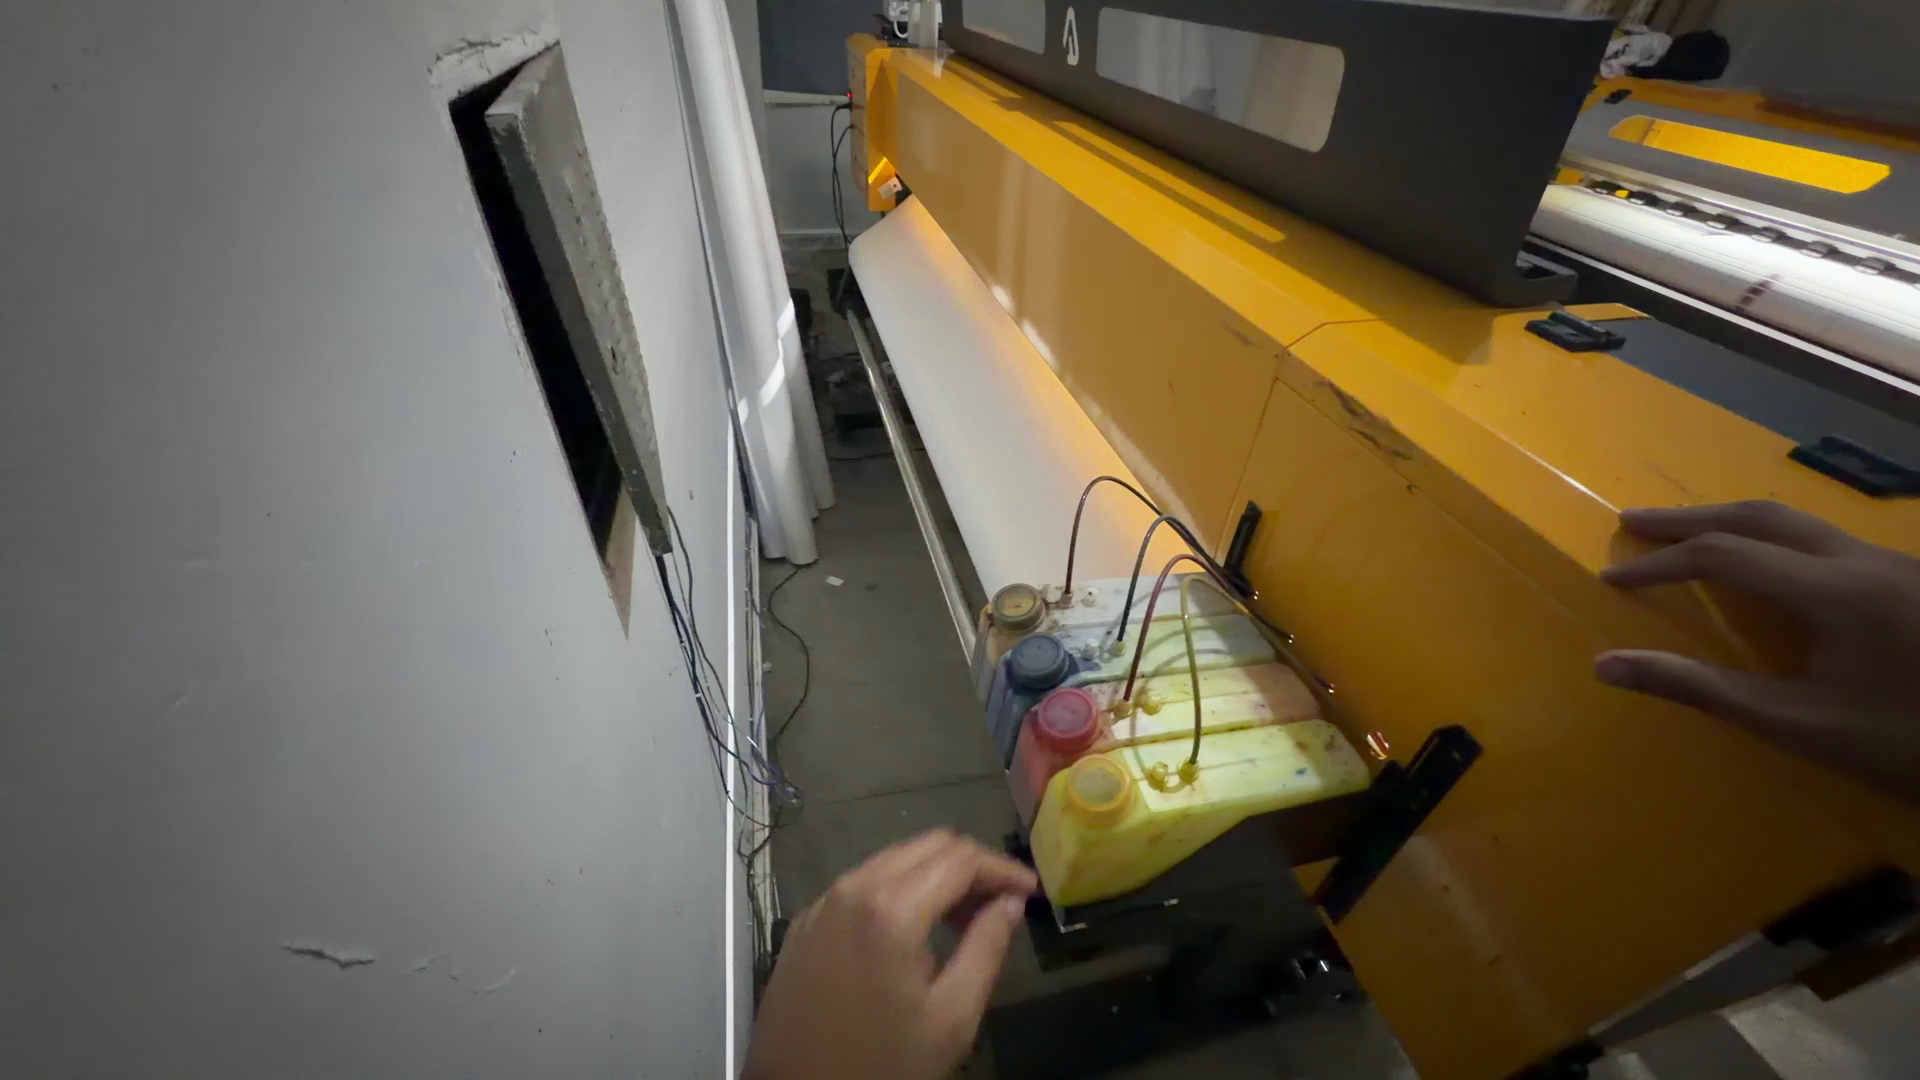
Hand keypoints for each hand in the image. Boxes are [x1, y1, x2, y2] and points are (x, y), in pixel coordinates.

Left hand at [744, 829, 1038, 1079]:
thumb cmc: (880, 1067)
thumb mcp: (950, 1020)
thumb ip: (986, 949)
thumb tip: (1011, 902)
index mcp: (891, 908)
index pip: (960, 858)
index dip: (1002, 867)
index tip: (1031, 890)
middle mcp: (854, 886)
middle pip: (928, 845)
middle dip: (972, 865)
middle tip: (1003, 901)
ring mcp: (824, 901)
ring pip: (895, 858)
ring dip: (937, 874)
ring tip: (966, 916)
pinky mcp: (807, 920)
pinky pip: (864, 882)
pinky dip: (901, 888)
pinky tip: (915, 928)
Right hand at [1594, 500, 1919, 804]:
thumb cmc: (1912, 741)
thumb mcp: (1799, 723)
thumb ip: (1700, 688)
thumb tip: (1604, 665)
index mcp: (1839, 591)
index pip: (1723, 555)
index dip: (1660, 564)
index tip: (1612, 580)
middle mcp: (1868, 563)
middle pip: (1762, 518)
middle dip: (1688, 518)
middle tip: (1631, 522)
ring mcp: (1898, 569)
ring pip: (1798, 523)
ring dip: (1727, 521)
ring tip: (1681, 531)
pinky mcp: (1914, 583)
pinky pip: (1824, 542)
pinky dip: (1767, 538)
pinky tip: (1754, 560)